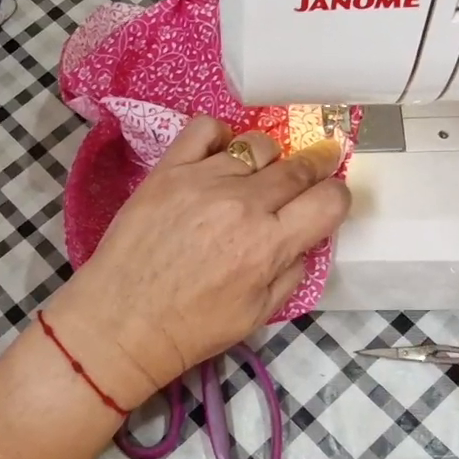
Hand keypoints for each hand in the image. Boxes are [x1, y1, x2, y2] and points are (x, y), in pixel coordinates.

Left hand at [45, 116, 350, 406]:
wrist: (122, 323)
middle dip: (314, 167)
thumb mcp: (259, 314)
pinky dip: (221, 136)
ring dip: (268, 158)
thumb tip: (305, 238)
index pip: (329, 199)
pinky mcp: (168, 170)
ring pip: (256, 145)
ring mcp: (203, 181)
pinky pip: (205, 129)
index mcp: (269, 244)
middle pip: (298, 167)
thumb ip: (292, 271)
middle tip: (313, 169)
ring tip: (257, 175)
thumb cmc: (191, 328)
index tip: (328, 202)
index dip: (337, 199)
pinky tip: (220, 155)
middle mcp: (242, 204)